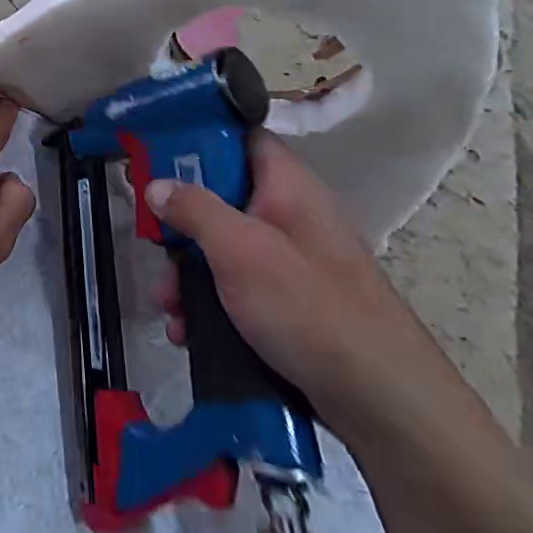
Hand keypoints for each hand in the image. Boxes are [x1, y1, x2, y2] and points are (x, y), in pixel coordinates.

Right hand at [145, 132, 438, 433]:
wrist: (375, 393)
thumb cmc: (304, 303)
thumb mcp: (239, 250)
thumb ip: (195, 211)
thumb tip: (156, 184)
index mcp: (286, 183)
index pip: (242, 139)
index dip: (201, 144)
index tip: (160, 162)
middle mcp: (290, 212)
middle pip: (224, 199)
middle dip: (184, 230)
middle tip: (157, 253)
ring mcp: (291, 259)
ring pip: (226, 249)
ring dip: (191, 276)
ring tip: (170, 309)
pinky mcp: (289, 301)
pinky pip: (240, 287)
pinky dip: (212, 305)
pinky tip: (189, 333)